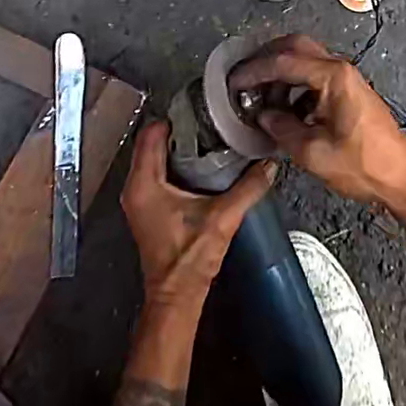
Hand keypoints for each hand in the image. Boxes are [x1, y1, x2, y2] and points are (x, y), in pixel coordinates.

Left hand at [120, 120, 276, 306]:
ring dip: (174, 146)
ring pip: (151, 157)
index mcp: (145, 183)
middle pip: (150, 142)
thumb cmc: (191, 256)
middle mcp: (134, 186)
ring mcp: (137, 198)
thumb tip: (270, 163)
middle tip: (207, 121)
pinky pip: (153, 172)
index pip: (151, 133)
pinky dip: (171, 162)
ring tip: (206, 137)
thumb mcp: (223, 218)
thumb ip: (249, 187)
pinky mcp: (145, 207)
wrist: (176, 295)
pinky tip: (197, 163)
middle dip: (177, 130)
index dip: (174, 118)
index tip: (199, 110)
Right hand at [227, 35, 405, 212]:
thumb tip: (264, 116)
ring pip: (306, 61)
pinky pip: (316, 78)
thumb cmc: (366, 165)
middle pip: (295, 48)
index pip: (283, 62)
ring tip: (262, 99)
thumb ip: (282, 128)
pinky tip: (285, 111)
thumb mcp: (313, 152)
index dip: (253, 71)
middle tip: (245, 77)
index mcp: (333, 77)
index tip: (235, 82)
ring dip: (281, 75)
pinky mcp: (349, 93)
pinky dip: (295, 87)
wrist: (402, 178)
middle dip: (266, 59)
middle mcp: (341, 70)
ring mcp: (347, 80)